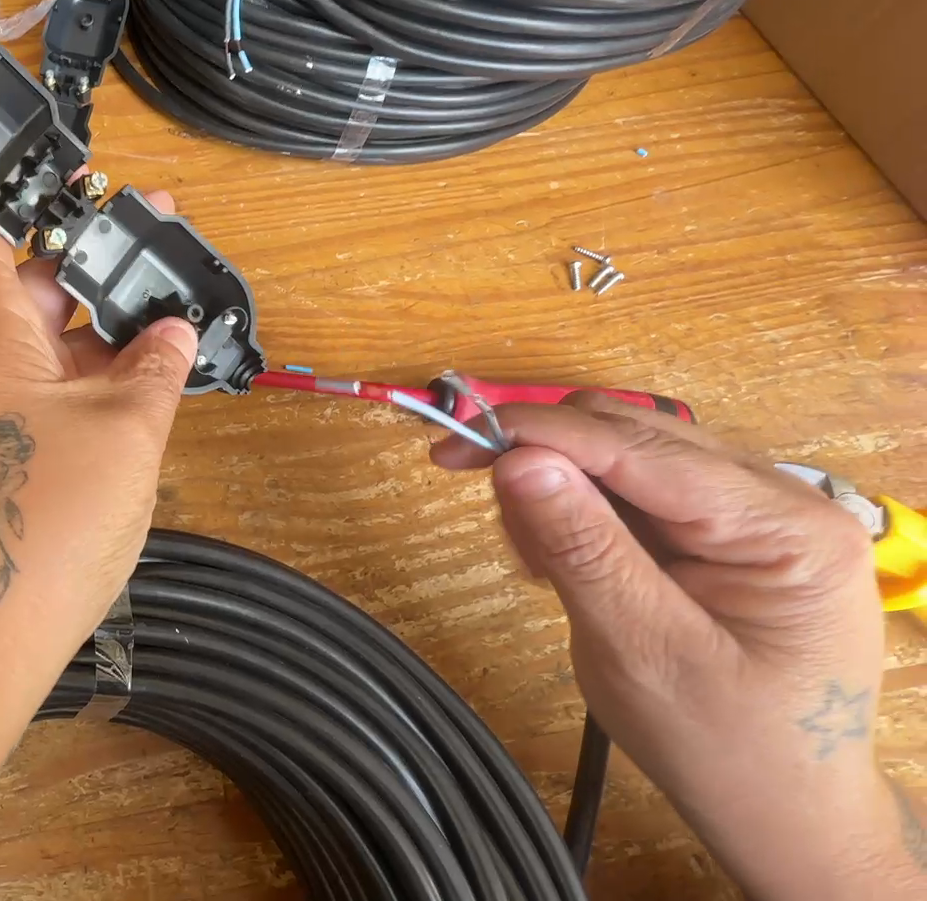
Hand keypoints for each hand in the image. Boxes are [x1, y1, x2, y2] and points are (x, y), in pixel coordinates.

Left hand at [0, 201, 197, 630]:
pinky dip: (94, 376)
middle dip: (96, 266)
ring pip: (48, 342)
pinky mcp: (5, 449)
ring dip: (104, 327)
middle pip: (32, 285)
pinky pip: (51, 390)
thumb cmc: (49, 509)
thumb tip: (175, 331)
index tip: (88, 193)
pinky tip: (151, 375)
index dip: (32, 206)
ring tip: (172, 309)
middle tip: (162, 246)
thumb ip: (155, 368)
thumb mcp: (123, 427)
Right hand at [433, 394, 919, 899]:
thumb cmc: (720, 739)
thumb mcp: (641, 647)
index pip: (635, 447)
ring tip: (542, 565)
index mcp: (782, 526)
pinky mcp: (706, 520)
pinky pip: (613, 482)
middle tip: (504, 536)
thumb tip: (516, 460)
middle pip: (622, 431)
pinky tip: (561, 560)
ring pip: (608, 448)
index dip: (534, 435)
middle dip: (541, 464)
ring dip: (550, 489)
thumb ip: (582, 547)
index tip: (447, 449)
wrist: (771, 799)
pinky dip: (565, 507)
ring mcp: (739, 505)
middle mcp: (770, 495)